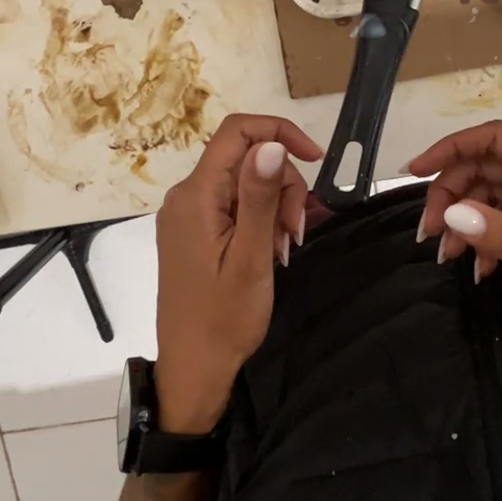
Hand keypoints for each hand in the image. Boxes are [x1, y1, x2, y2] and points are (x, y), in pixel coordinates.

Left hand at [155, 114, 321, 433]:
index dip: (279, 133)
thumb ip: (259, 197)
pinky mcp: (194, 231)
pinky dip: (260, 220)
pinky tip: (272, 251)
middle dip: (282, 185)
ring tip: (285, 248)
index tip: (315, 159)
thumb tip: (271, 144)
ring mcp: (188, 214)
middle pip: (246, 158)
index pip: (236, 132)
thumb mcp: (251, 257)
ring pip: (244, 182)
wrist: (194, 368)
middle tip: (297, 230)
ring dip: (275, 206)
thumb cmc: (224, 318)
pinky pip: (234, 206)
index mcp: (195, 196)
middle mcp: (186, 196)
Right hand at [410, 121, 501, 354]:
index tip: (414, 174)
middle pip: (487, 171)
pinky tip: (479, 273)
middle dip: (450, 194)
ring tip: (447, 258)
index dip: (452, 147)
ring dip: (464, 221)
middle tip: (430, 236)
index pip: (496, 142)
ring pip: (493, 201)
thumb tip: (454, 211)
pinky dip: (485, 244)